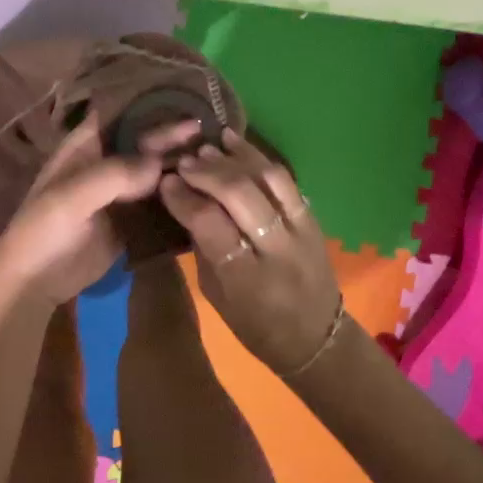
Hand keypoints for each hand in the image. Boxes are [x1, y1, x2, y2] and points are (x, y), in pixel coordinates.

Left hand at [0, 118, 200, 306]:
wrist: (35, 282)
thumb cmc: (43, 230)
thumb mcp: (71, 198)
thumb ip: (113, 175)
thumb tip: (158, 163)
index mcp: (84, 146)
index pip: (121, 114)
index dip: (149, 103)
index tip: (185, 94)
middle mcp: (105, 162)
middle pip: (144, 142)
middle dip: (173, 135)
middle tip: (213, 131)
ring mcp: (120, 192)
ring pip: (155, 170)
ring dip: (181, 164)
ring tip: (218, 156)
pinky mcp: (132, 220)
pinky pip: (159, 201)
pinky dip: (179, 195)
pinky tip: (208, 190)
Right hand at [159, 129, 344, 376]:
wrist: (317, 338)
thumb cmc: (255, 325)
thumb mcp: (216, 295)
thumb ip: (202, 247)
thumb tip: (183, 201)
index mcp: (246, 279)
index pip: (211, 224)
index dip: (184, 198)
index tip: (166, 182)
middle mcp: (277, 251)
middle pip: (240, 195)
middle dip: (207, 172)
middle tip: (184, 162)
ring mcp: (301, 231)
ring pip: (268, 180)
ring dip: (235, 158)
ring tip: (208, 147)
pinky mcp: (313, 219)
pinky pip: (286, 180)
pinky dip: (258, 158)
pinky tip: (235, 143)